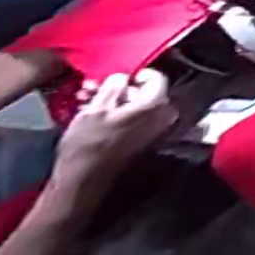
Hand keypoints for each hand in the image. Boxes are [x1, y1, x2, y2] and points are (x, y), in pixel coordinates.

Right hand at [48, 70, 175, 205]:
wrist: (85, 179)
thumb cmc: (88, 143)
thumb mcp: (94, 111)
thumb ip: (112, 89)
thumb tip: (122, 76)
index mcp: (158, 103)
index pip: (156, 77)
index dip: (136, 74)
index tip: (115, 77)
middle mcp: (168, 112)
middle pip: (148, 92)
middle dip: (121, 90)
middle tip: (93, 90)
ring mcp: (162, 125)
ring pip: (142, 105)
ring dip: (119, 102)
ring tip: (90, 102)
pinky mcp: (152, 136)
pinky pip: (142, 117)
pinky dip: (124, 113)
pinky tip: (100, 116)